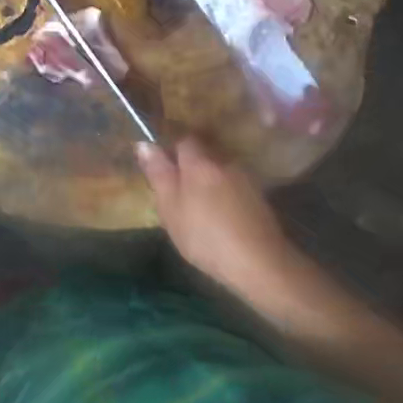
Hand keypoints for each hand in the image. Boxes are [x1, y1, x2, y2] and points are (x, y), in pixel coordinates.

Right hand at [135, 139, 293, 286]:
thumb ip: (158, 174)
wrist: (259, 263)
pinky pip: (232, 186)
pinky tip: (217, 216)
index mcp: (199, 163)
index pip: (183, 139)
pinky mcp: (259, 199)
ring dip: (206, 180)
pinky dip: (222, 194)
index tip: (160, 166)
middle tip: (174, 189)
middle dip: (188, 164)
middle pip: (204, 153)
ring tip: (195, 205)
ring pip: (219, 170)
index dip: (170, 148)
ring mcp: (246, 180)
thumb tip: (143, 144)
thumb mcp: (170, 208)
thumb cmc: (204, 235)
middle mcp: (225, 163)